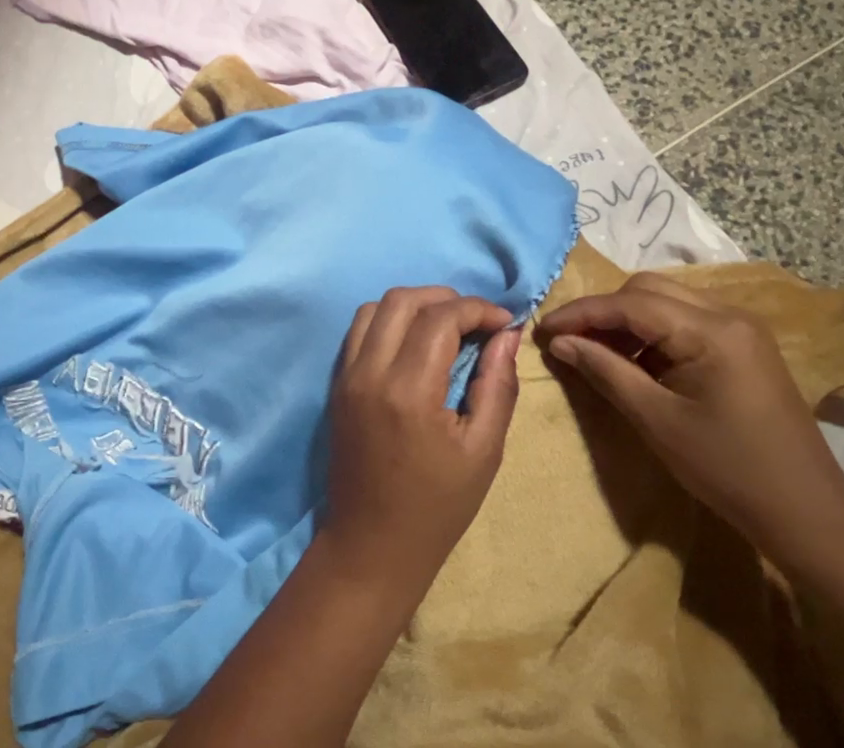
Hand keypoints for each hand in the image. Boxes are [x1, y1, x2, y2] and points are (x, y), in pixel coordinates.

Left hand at [320, 286, 522, 591]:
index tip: (504, 322)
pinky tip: (414, 343)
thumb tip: (507, 336)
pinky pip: (357, 333)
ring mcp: (346, 377)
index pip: (440, 318)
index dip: (478, 309)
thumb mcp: (483, 451)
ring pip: (373, 309)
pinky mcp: (336, 386)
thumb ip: (497, 386)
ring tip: (447, 327)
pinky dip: (387, 322)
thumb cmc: (436, 507)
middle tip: (477, 321)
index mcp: (408, 391)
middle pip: (402, 300)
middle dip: (446, 298)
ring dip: (413, 305)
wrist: (371, 544)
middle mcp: (369, 373)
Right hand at [539, 272, 843, 569]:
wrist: (803, 508)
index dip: (581, 313)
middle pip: (648, 290)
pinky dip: (651, 334)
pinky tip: (634, 364)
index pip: (630, 303)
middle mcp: (729, 315)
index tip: (542, 330)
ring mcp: (741, 329)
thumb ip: (605, 371)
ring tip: (595, 354)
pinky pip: (685, 320)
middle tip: (568, 343)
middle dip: (603, 311)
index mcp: (712, 331)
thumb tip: (560, 342)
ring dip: (626, 321)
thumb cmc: (726, 467)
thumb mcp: (655, 420)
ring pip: (666, 301)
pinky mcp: (743, 346)